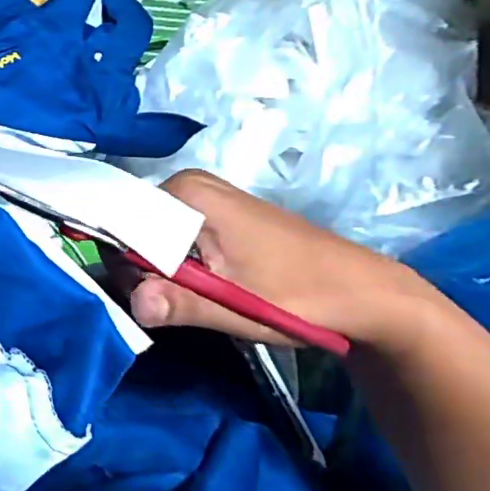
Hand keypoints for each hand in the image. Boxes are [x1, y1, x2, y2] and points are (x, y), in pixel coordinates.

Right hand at [124, 170, 443, 353]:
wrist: (369, 294)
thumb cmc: (303, 295)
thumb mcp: (237, 306)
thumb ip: (180, 302)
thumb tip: (133, 303)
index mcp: (186, 192)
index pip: (120, 221)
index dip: (121, 260)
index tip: (138, 295)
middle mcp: (185, 184)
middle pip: (131, 227)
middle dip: (139, 267)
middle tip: (167, 303)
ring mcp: (199, 196)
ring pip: (147, 234)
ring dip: (156, 268)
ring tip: (187, 296)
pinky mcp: (210, 213)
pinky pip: (167, 234)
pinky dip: (171, 262)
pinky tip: (195, 285)